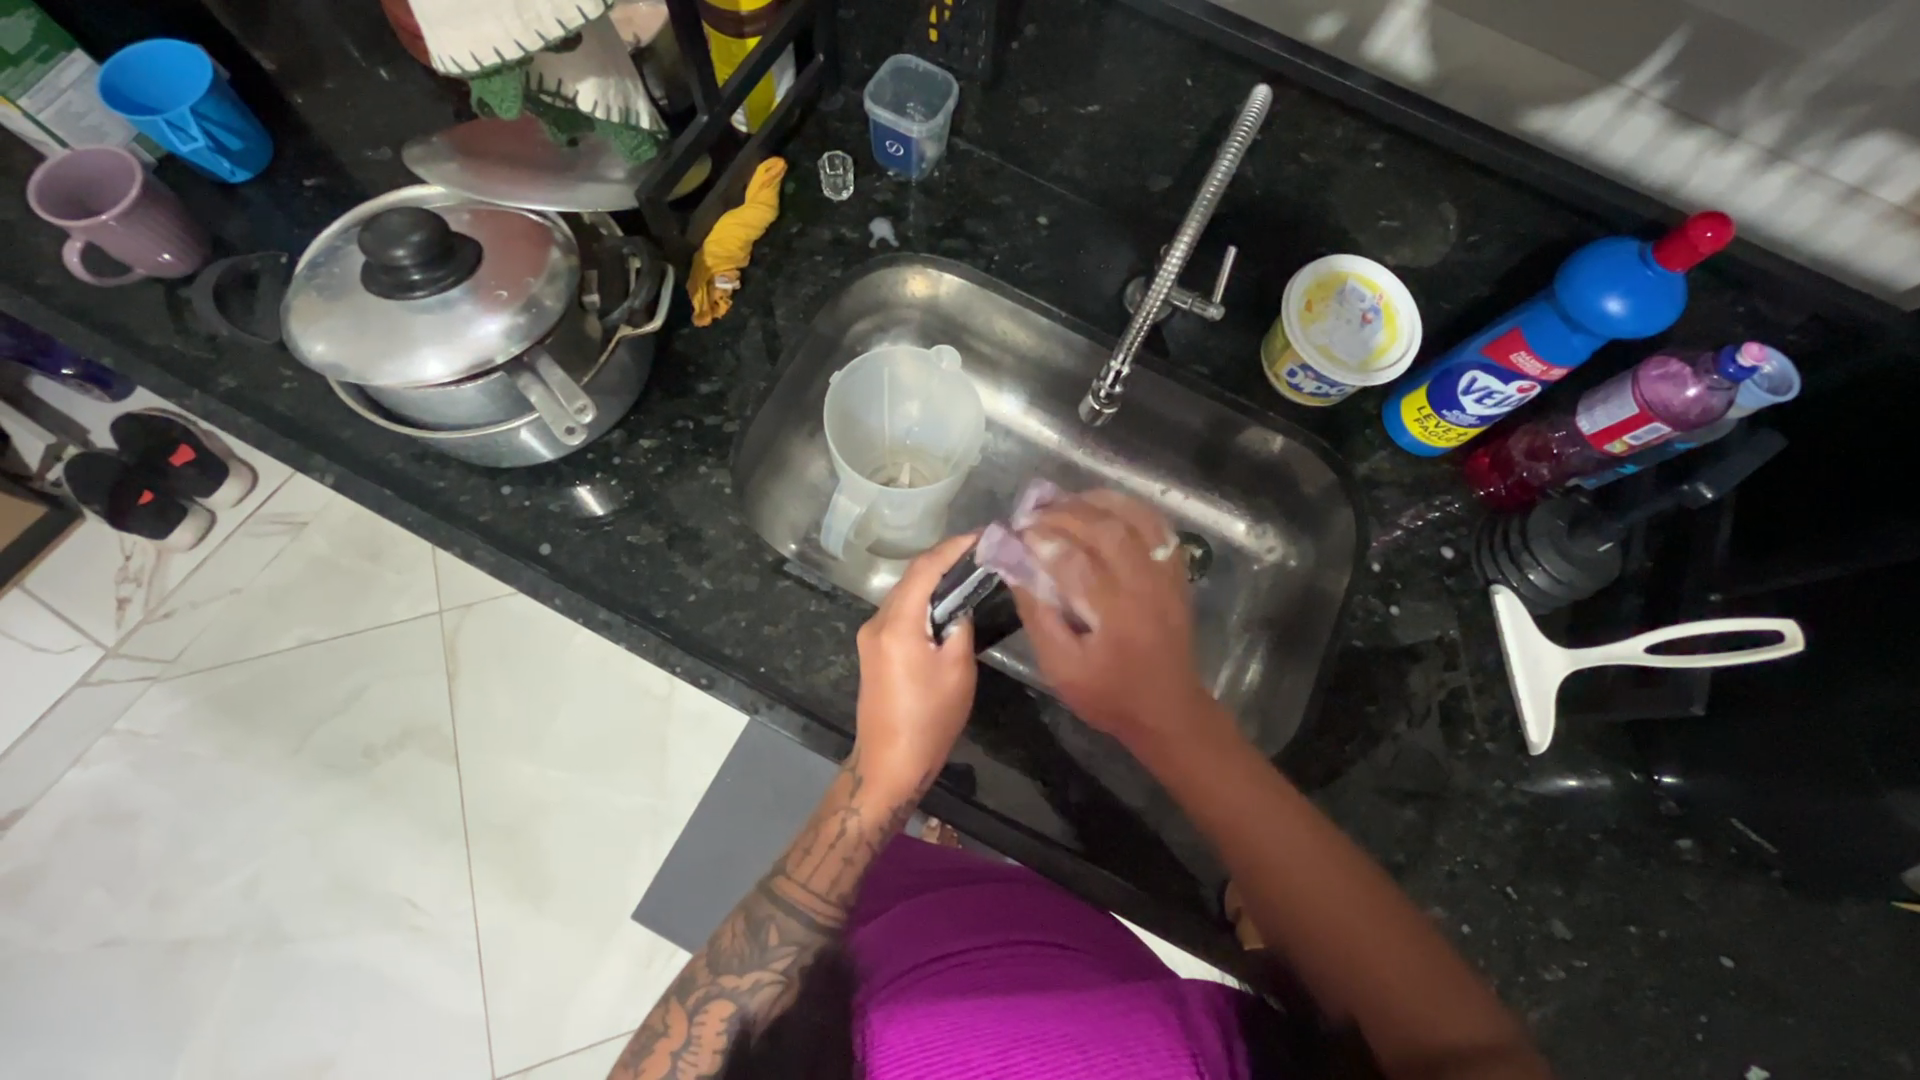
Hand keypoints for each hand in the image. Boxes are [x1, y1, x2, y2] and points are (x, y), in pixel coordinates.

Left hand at [852, 532, 978, 800]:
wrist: (890, 763)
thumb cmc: (929, 719)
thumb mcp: (958, 671)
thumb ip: (960, 627)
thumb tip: (959, 606)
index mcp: (897, 625)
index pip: (924, 570)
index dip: (952, 548)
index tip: (980, 536)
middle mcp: (876, 623)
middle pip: (910, 578)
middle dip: (943, 561)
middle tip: (979, 552)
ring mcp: (870, 637)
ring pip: (903, 595)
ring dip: (932, 581)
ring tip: (967, 571)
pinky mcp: (872, 651)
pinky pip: (899, 613)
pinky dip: (922, 602)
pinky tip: (944, 602)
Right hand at [1008, 491, 1217, 750]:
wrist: (1167, 709)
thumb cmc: (1108, 694)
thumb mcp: (1060, 667)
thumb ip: (1038, 615)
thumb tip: (1014, 567)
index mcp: (1116, 613)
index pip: (1075, 559)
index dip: (1042, 539)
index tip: (1016, 532)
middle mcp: (1146, 584)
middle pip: (1105, 529)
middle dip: (1064, 513)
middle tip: (1032, 513)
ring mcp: (1166, 574)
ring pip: (1133, 518)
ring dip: (1094, 503)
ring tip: (1062, 503)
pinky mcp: (1176, 571)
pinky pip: (1155, 524)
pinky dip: (1127, 508)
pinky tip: (1101, 508)